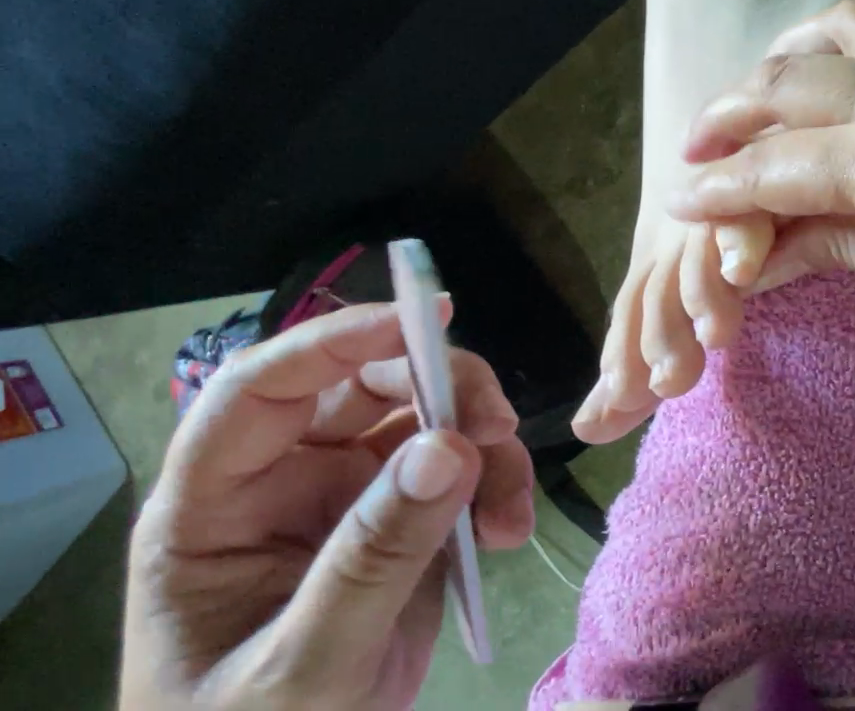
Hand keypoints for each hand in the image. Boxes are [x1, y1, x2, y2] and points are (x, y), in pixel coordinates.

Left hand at [122, 303, 535, 710]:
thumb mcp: (306, 662)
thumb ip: (374, 556)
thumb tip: (450, 444)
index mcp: (216, 505)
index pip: (261, 390)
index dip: (337, 340)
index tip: (428, 319)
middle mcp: (285, 479)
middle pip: (368, 385)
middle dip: (447, 391)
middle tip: (502, 428)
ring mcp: (349, 492)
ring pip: (430, 417)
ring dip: (487, 446)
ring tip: (511, 513)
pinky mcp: (406, 512)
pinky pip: (463, 464)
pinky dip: (498, 483)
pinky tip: (508, 531)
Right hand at [574, 0, 854, 445]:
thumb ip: (841, 244)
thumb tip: (762, 249)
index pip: (779, 165)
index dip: (720, 187)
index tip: (677, 197)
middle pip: (794, 83)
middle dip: (733, 114)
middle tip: (697, 145)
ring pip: (847, 30)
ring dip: (791, 56)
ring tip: (760, 91)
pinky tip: (845, 69)